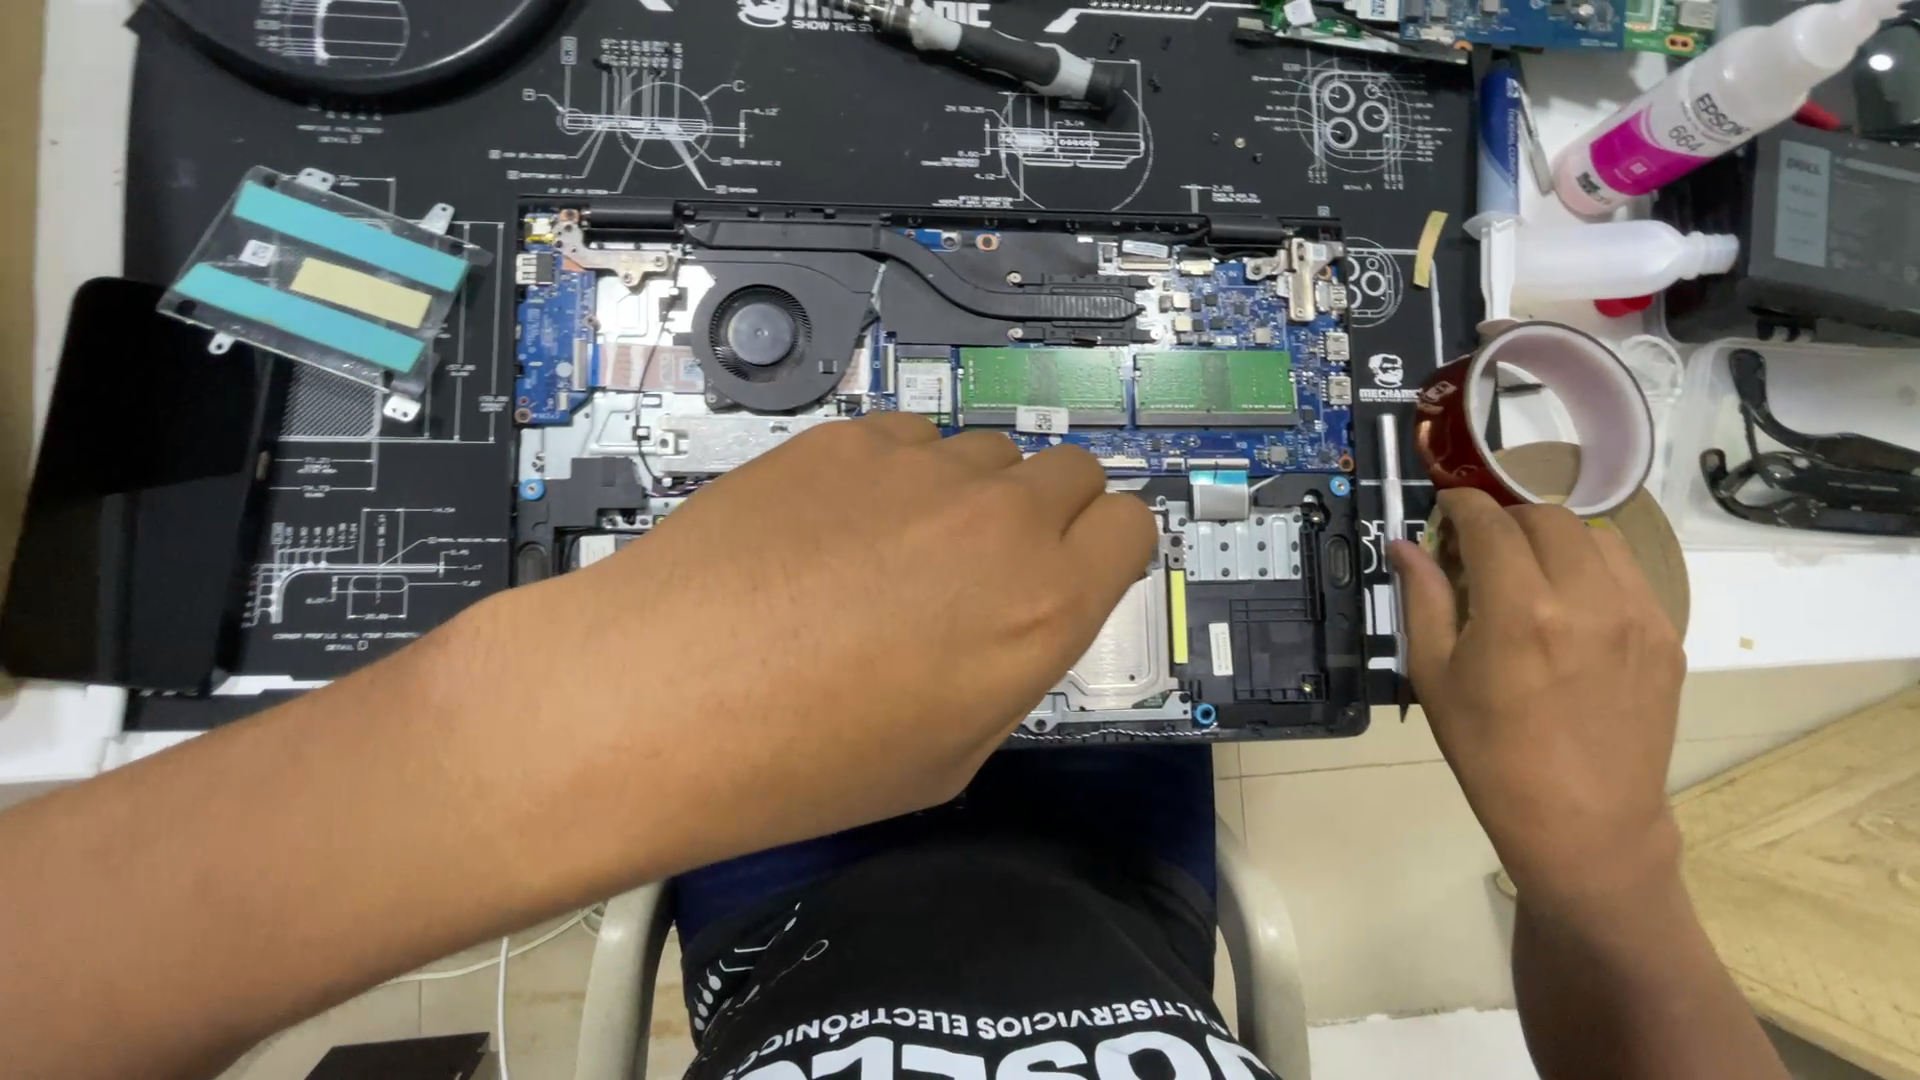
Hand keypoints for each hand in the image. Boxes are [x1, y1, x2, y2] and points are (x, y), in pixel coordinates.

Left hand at [444, 412, 1156, 877]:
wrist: (659, 699)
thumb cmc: (805, 760)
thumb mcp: (949, 755)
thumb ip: (1011, 666)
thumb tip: (1015, 619)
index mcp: (1043, 606)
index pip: (1130, 529)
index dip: (1105, 551)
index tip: (1078, 568)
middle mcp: (996, 520)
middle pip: (1070, 473)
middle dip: (1048, 515)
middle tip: (989, 564)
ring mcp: (918, 468)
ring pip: (985, 453)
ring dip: (969, 495)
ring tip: (900, 551)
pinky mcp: (843, 439)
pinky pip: (906, 441)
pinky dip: (897, 475)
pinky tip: (840, 526)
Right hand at [1389, 489, 1685, 914]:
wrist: (1581, 817)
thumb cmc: (1487, 748)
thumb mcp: (1433, 673)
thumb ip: (1423, 598)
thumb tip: (1407, 546)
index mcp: (1519, 611)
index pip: (1491, 523)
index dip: (1462, 503)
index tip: (1445, 504)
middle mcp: (1586, 600)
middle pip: (1547, 518)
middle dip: (1505, 517)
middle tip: (1477, 545)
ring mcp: (1636, 616)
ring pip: (1595, 535)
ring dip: (1551, 536)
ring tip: (1524, 570)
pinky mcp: (1664, 636)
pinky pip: (1628, 572)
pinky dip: (1589, 565)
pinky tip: (1564, 601)